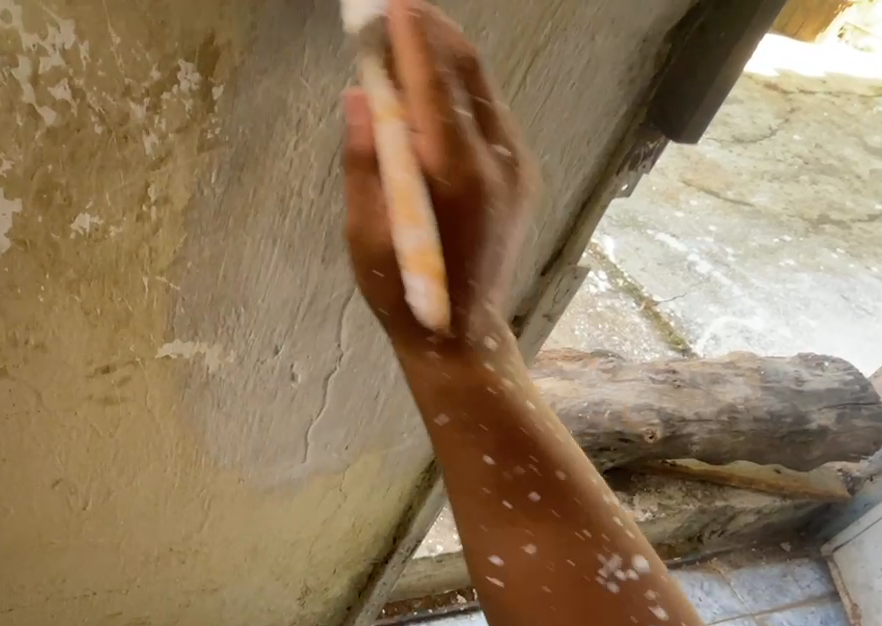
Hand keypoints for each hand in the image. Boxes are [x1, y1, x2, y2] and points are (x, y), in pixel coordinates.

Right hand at [342, 0, 536, 343]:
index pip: (434, 87)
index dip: (412, 41)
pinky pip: (491, 118)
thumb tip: (359, 97)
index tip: (390, 6)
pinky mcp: (522, 178)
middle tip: (399, 11)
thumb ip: (364, 165)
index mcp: (456, 177)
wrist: (459, 336)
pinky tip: (437, 90)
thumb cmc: (401, 296)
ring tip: (415, 37)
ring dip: (449, 60)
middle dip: (434, 36)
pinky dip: (462, 93)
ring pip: (484, 93)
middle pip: (468, 76)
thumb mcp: (366, 238)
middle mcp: (499, 162)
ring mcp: (518, 168)